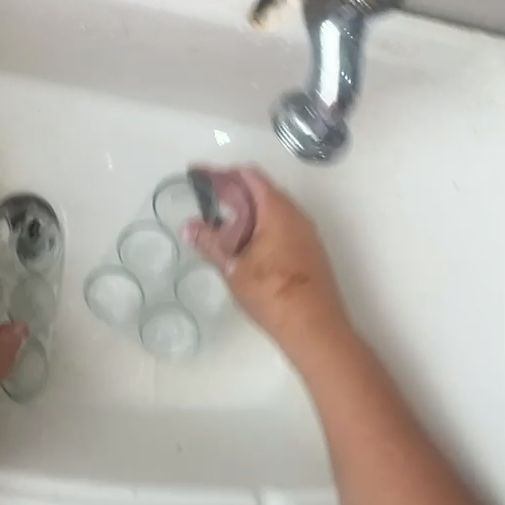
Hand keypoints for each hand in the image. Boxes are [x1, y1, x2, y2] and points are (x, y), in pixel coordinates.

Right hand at [184, 166, 349, 359]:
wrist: (317, 331)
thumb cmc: (273, 294)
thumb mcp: (234, 269)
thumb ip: (209, 243)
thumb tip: (187, 226)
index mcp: (277, 210)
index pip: (249, 175)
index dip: (223, 173)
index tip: (201, 178)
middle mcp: (296, 215)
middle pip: (261, 189)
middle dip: (233, 190)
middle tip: (206, 198)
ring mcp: (307, 233)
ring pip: (273, 208)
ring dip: (248, 209)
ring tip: (222, 221)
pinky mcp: (311, 250)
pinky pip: (283, 224)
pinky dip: (261, 224)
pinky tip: (246, 243)